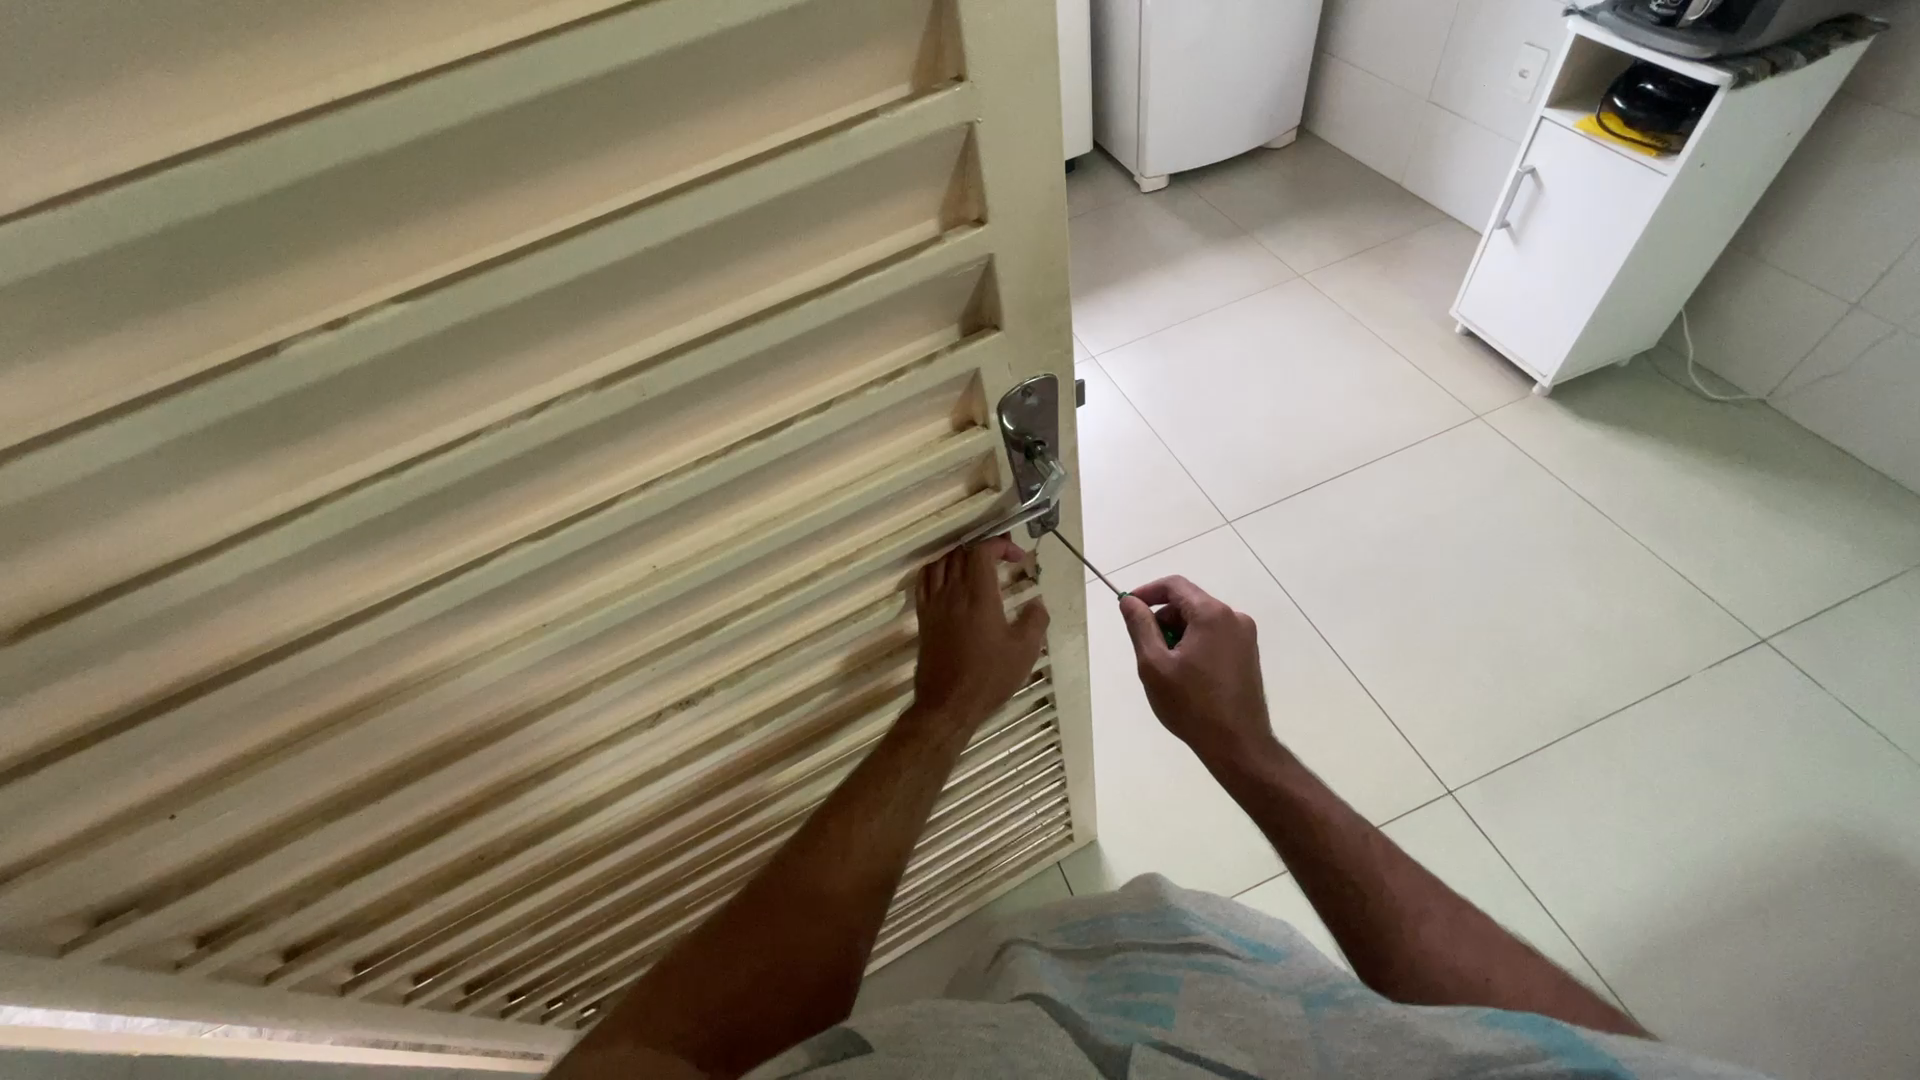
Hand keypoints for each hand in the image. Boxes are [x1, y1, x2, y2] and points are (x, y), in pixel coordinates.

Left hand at [912, 536, 1049, 730]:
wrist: (948, 703)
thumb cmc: (989, 677)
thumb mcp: (1024, 651)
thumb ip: (1035, 621)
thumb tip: (1037, 604)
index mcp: (978, 596)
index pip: (982, 551)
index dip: (1000, 545)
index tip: (1018, 557)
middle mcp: (953, 593)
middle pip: (961, 553)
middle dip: (983, 547)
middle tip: (1002, 557)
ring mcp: (934, 604)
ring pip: (941, 563)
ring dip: (961, 556)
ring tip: (978, 566)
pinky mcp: (923, 617)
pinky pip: (925, 581)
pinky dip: (938, 569)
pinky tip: (949, 579)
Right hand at [1119, 576, 1275, 763]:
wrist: (1238, 745)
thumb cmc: (1191, 705)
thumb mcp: (1154, 664)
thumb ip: (1140, 626)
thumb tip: (1130, 601)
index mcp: (1212, 614)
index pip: (1174, 585)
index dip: (1146, 592)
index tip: (1127, 608)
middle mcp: (1234, 618)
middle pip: (1188, 603)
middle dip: (1162, 619)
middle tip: (1146, 650)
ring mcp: (1245, 637)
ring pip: (1200, 621)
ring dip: (1177, 634)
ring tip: (1166, 669)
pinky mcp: (1248, 654)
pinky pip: (1214, 636)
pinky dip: (1194, 645)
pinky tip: (1186, 676)